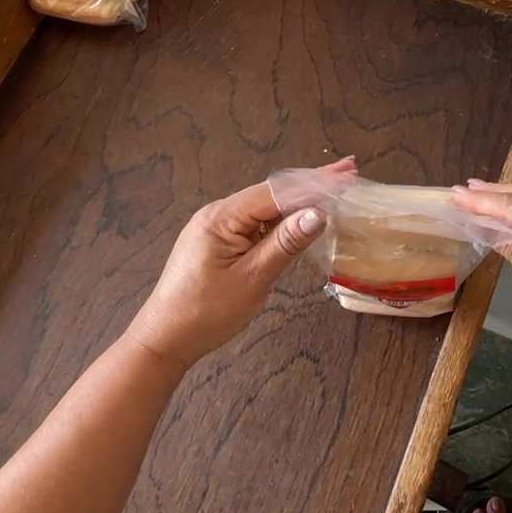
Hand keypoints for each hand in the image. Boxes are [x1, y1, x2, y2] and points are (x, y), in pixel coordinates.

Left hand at [126, 159, 354, 371]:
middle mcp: (218, 213)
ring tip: (334, 190)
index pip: (276, 192)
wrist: (164, 339)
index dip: (314, 182)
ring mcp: (217, 227)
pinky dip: (283, 218)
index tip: (346, 173)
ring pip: (266, 207)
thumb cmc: (206, 313)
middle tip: (347, 173)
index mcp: (222, 217)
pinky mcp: (219, 241)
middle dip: (311, 183)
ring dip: (299, 200)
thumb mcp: (252, 278)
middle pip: (272, 193)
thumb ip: (285, 243)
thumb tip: (318, 213)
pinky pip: (257, 222)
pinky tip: (303, 216)